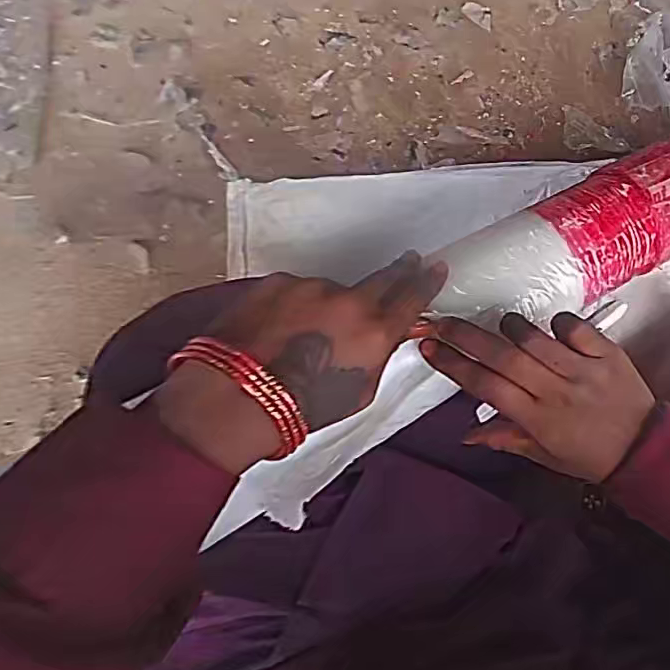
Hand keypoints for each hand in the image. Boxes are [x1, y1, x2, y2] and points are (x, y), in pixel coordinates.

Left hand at [154, 254, 446, 472]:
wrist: (235, 399)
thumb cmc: (299, 407)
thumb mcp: (359, 391)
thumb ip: (377, 356)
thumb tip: (382, 339)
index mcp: (375, 331)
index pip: (413, 296)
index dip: (426, 281)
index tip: (434, 268)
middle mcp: (348, 301)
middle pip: (384, 276)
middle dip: (399, 270)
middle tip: (407, 262)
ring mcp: (311, 287)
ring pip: (332, 289)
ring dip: (330, 302)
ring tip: (308, 332)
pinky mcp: (277, 282)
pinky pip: (297, 289)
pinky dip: (295, 304)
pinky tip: (282, 328)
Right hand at [420, 308, 659, 482]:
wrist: (646, 450)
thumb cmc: (592, 456)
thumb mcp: (546, 456)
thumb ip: (507, 438)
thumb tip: (468, 435)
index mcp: (538, 418)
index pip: (486, 386)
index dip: (454, 365)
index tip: (431, 347)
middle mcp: (557, 391)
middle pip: (502, 357)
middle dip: (466, 336)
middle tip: (444, 321)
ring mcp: (583, 370)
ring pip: (535, 338)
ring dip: (511, 326)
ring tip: (501, 323)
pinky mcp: (608, 354)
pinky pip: (576, 328)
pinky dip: (559, 322)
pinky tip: (553, 328)